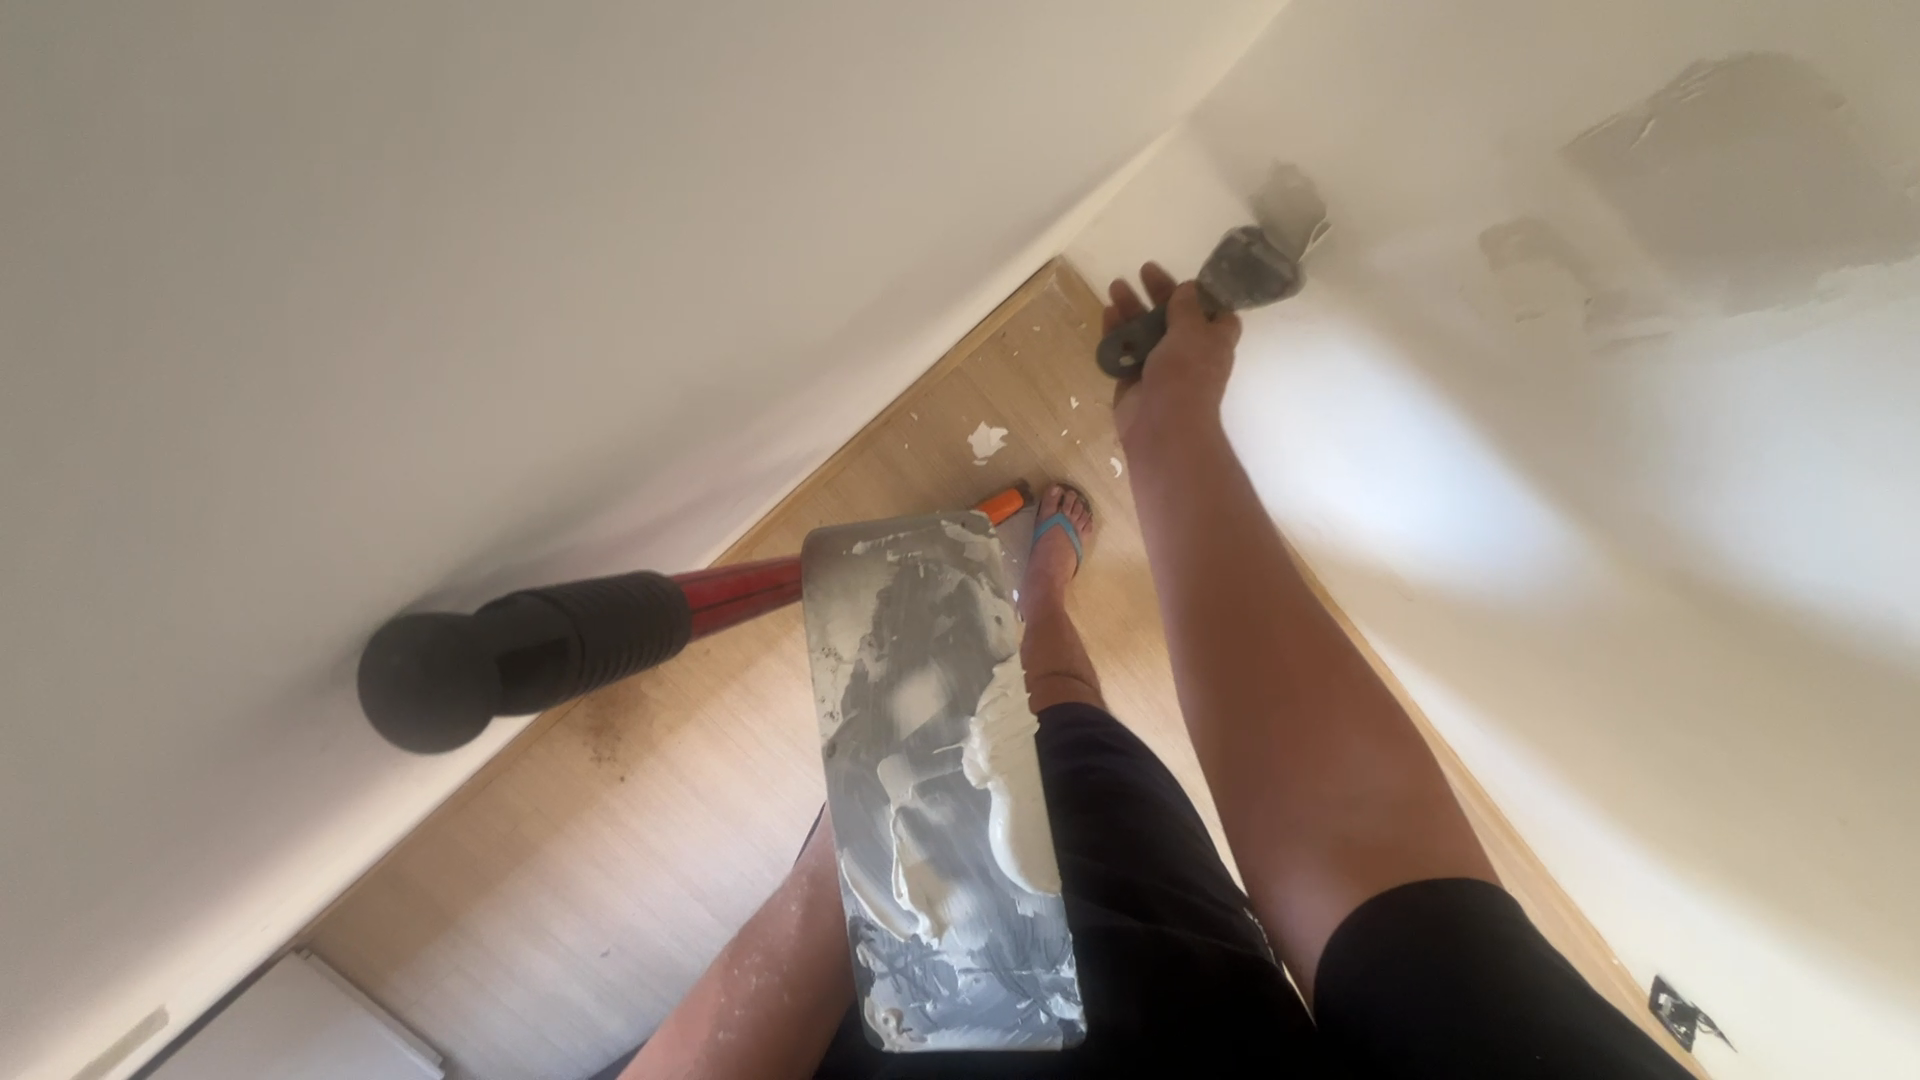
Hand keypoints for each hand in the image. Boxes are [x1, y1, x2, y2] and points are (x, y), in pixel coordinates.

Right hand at [1105, 262, 1241, 447]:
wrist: (1163, 425)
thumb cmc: (1186, 374)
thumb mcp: (1192, 330)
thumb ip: (1186, 306)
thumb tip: (1187, 288)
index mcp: (1213, 340)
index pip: (1214, 311)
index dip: (1202, 293)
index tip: (1186, 278)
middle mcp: (1189, 351)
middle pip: (1173, 315)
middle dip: (1158, 293)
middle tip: (1143, 270)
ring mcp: (1160, 366)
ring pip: (1145, 330)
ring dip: (1132, 308)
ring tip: (1115, 286)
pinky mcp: (1133, 379)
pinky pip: (1124, 350)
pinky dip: (1116, 333)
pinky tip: (1107, 314)